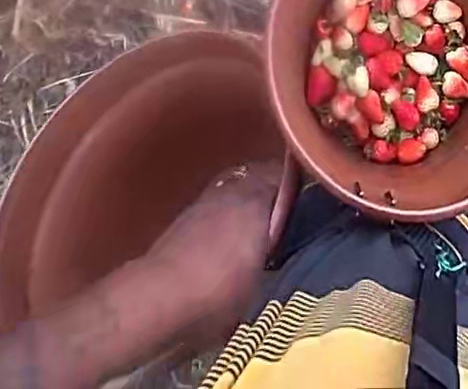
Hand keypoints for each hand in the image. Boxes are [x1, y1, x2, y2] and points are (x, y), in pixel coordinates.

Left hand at [141, 160, 279, 330]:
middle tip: (286, 206)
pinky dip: (229, 205)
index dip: (295, 188)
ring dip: (249, 193)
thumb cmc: (217, 293)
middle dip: (273, 186)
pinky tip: (230, 228)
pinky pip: (219, 196)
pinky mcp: (189, 211)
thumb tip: (279, 245)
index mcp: (256, 202)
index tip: (307, 199)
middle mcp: (234, 190)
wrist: (160, 293)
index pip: (283, 179)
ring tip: (258, 217)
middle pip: (260, 174)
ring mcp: (209, 197)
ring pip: (238, 183)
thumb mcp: (259, 282)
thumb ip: (273, 252)